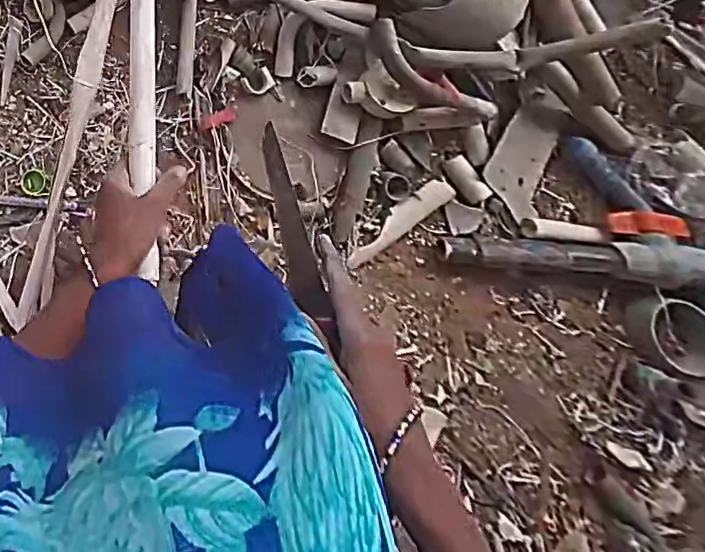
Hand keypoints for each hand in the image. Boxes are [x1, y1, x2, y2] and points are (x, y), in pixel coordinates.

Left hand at [87, 163, 186, 284]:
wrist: (110, 273)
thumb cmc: (124, 240)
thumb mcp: (155, 207)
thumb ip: (168, 186)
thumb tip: (179, 171)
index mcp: (114, 181)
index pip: (135, 158)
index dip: (152, 166)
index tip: (163, 171)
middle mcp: (109, 193)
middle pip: (141, 183)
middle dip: (157, 195)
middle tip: (165, 204)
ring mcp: (111, 211)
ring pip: (141, 203)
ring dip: (155, 213)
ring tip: (160, 226)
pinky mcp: (116, 227)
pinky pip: (137, 219)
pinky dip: (148, 225)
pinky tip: (154, 237)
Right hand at [318, 233, 411, 441]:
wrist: (406, 462)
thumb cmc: (367, 421)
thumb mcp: (332, 380)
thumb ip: (314, 344)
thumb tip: (299, 314)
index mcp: (362, 333)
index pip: (342, 288)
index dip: (330, 263)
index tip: (322, 241)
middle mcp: (378, 334)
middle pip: (342, 309)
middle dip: (320, 312)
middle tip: (298, 326)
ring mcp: (386, 350)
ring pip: (349, 329)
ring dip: (331, 334)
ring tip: (313, 356)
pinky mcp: (388, 366)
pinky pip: (358, 344)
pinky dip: (341, 347)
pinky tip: (330, 370)